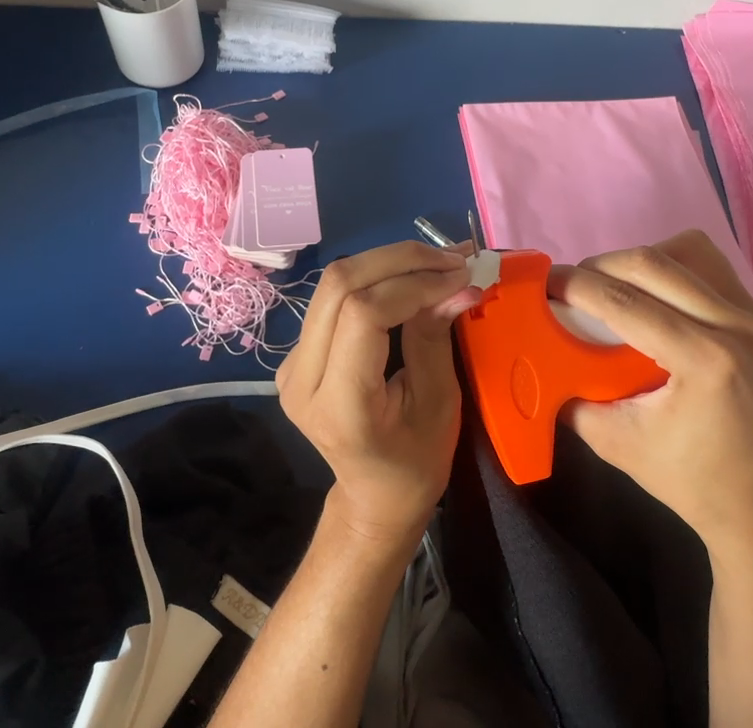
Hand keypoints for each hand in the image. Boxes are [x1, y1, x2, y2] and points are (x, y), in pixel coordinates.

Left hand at [280, 241, 481, 544]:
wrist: (374, 494)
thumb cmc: (415, 461)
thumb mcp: (439, 405)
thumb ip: (435, 338)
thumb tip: (457, 282)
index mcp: (339, 405)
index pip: (363, 314)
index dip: (413, 284)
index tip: (461, 275)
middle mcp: (301, 378)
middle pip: (338, 286)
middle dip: (399, 259)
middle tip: (453, 258)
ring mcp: (291, 363)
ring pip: (333, 283)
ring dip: (389, 262)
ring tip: (439, 262)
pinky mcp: (298, 352)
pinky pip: (335, 297)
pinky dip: (377, 277)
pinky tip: (413, 277)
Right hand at [549, 230, 752, 543]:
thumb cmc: (683, 479)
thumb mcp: (612, 440)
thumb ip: (571, 391)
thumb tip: (535, 352)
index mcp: (705, 360)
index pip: (625, 302)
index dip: (577, 285)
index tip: (544, 282)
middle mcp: (738, 327)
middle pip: (654, 263)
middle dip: (602, 265)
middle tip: (573, 283)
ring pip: (689, 250)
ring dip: (642, 260)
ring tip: (615, 285)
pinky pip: (712, 267)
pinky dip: (675, 268)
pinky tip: (654, 295)